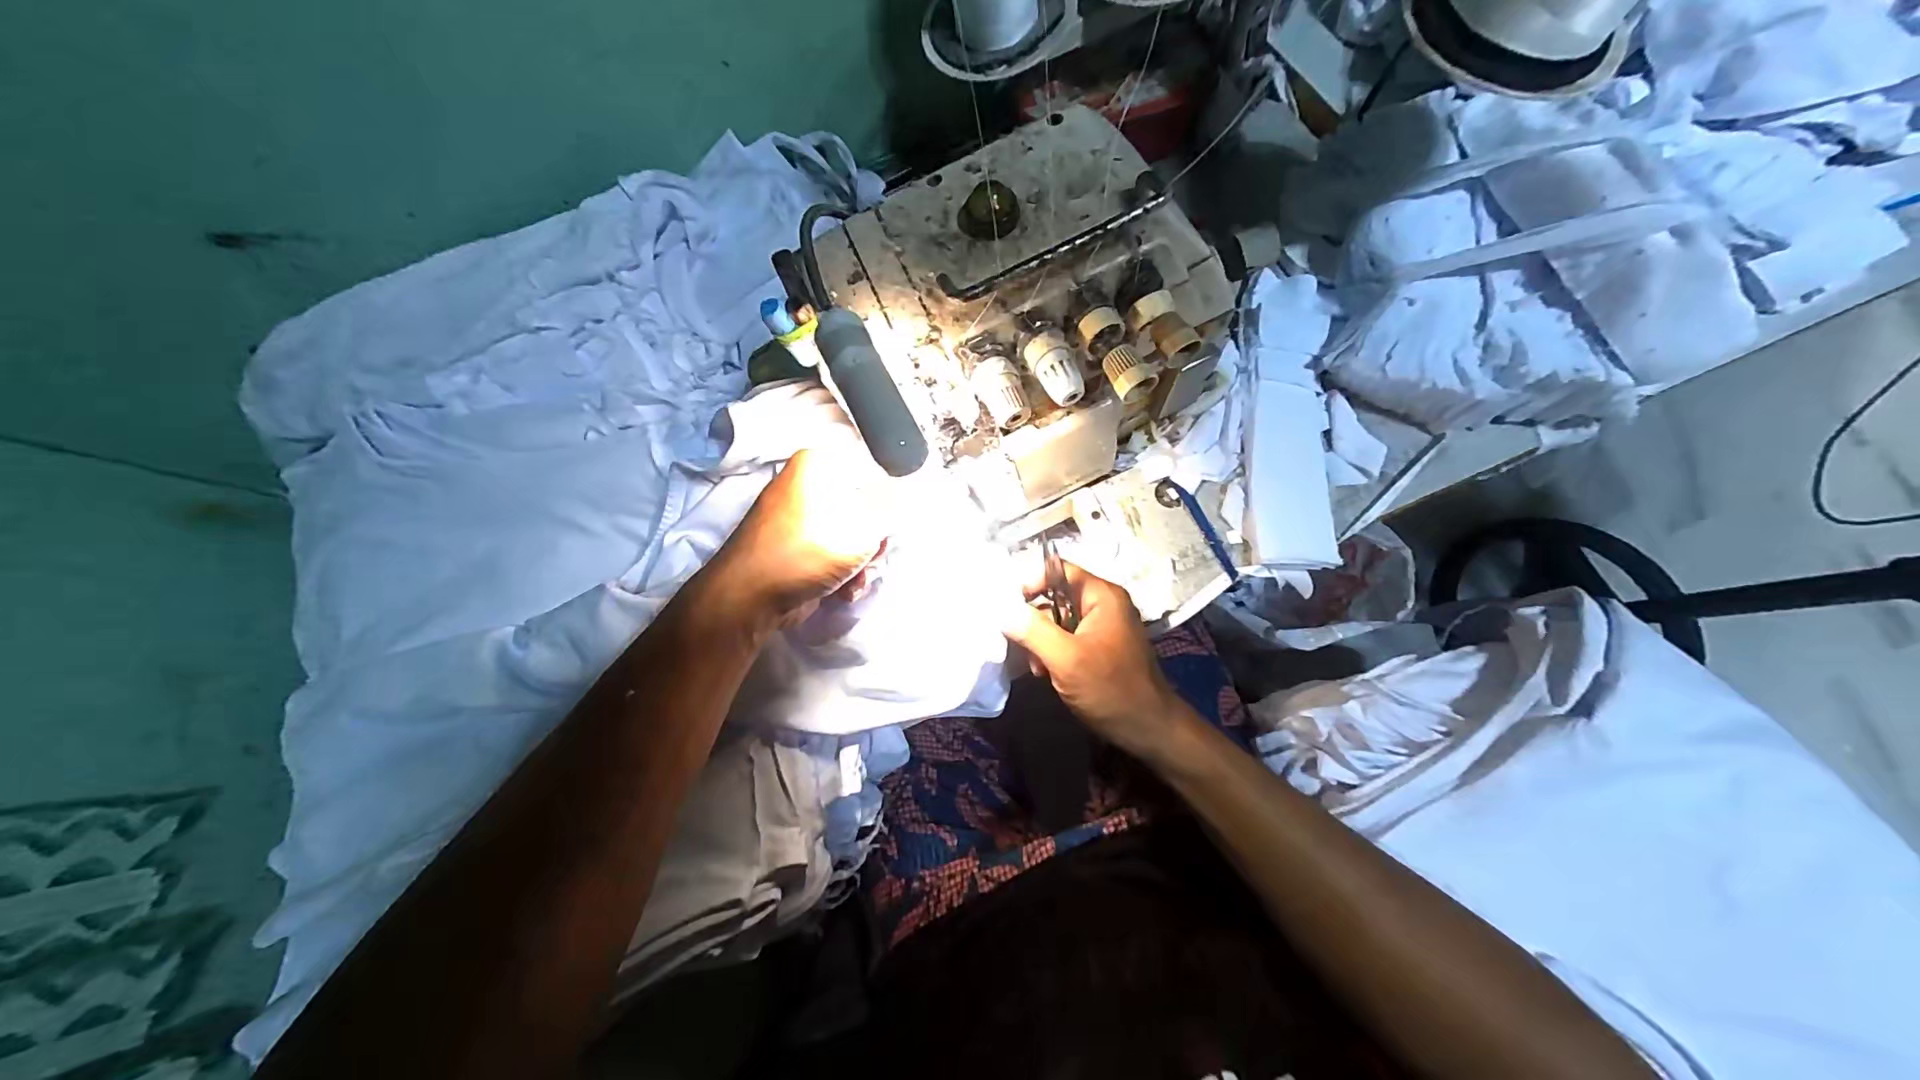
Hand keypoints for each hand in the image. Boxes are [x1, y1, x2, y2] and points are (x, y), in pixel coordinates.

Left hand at [700, 447, 887, 634]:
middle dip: (873, 540)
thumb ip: (890, 509)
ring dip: (860, 562)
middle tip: (871, 557)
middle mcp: (804, 485)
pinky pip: (830, 552)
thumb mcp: (863, 528)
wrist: (749, 598)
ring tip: (854, 580)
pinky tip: (842, 590)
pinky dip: (840, 572)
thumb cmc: (807, 553)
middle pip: (862, 509)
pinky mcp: (794, 548)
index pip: (873, 476)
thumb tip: (901, 500)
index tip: (888, 531)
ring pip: (849, 535)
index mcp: (817, 464)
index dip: (886, 506)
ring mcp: (797, 518)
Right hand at [1000, 560, 1202, 765]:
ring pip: (1057, 621)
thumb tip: (1001, 609)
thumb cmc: (1110, 689)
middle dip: (1033, 620)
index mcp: (1102, 596)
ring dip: (1040, 641)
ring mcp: (1102, 628)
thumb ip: (1032, 630)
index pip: (1057, 570)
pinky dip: (1052, 653)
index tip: (1008, 608)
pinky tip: (1046, 673)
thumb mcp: (1066, 659)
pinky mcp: (1098, 649)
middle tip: (1022, 646)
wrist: (1148, 730)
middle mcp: (1103, 605)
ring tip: (1038, 667)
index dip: (1030, 582)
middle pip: (1054, 596)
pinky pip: (1066, 639)